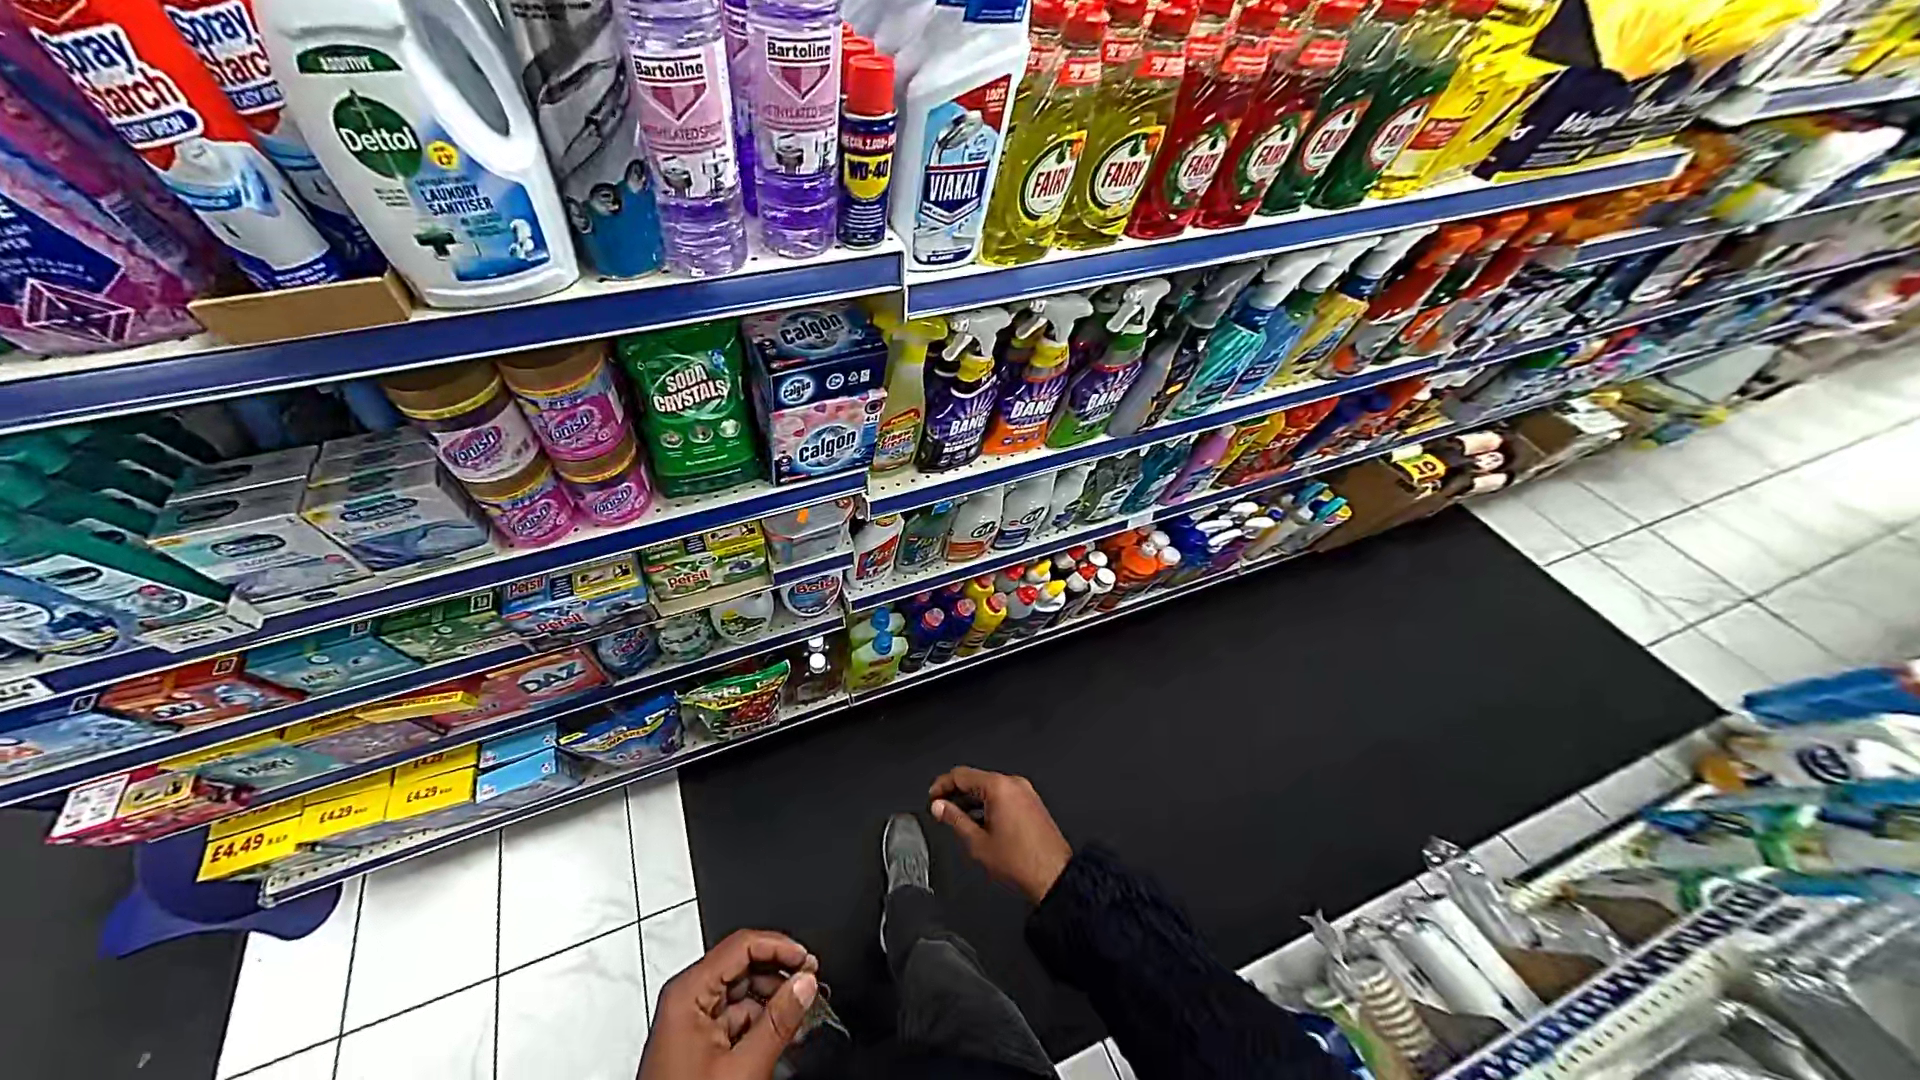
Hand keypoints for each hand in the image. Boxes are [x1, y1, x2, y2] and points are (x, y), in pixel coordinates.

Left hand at [636, 929, 818, 1079]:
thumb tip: (804, 983)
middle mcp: (686, 999)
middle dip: (779, 975)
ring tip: (797, 1015)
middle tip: (808, 984)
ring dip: (772, 1000)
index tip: (807, 961)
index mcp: (688, 993)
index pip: (742, 945)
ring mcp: (690, 1021)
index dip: (780, 948)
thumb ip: (778, 1021)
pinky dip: (759, 1020)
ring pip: (741, 991)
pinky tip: (779, 1034)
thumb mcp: (742, 1069)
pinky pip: (735, 1015)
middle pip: (742, 965)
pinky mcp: (696, 1042)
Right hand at [929, 766, 1072, 904]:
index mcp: (999, 787)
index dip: (941, 785)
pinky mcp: (1032, 803)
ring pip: (990, 788)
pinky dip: (988, 803)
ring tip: (956, 818)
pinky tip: (978, 821)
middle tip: (940, 808)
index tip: (932, 797)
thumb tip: (939, 807)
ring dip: (971, 799)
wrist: (1054, 876)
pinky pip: (1004, 795)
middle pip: (976, 779)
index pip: (961, 775)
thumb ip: (954, 819)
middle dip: (955, 793)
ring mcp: (1025, 792)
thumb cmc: (1021, 862)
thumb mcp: (977, 842)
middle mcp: (1014, 784)